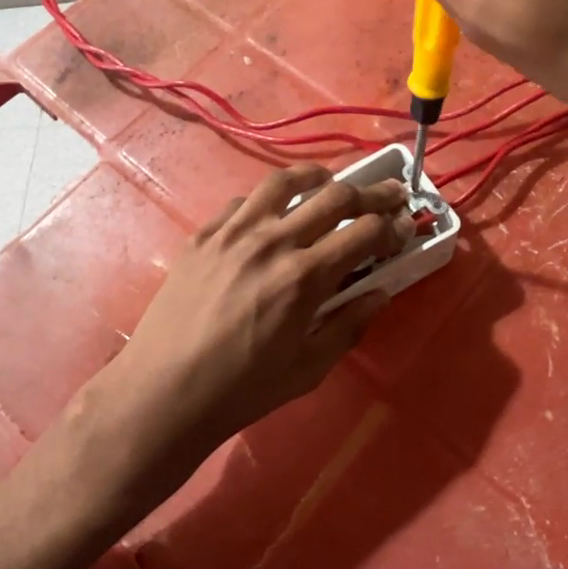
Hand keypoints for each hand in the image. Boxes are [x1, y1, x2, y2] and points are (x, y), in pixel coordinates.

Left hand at [95, 166, 408, 462]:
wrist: (163, 391)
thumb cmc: (241, 389)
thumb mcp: (308, 369)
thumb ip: (349, 325)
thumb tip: (379, 293)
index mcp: (304, 277)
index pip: (364, 232)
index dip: (393, 227)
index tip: (405, 227)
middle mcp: (273, 241)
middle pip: (334, 197)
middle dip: (373, 193)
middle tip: (390, 194)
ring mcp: (233, 232)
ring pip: (285, 182)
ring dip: (319, 178)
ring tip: (332, 183)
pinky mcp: (204, 234)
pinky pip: (243, 201)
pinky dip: (269, 199)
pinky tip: (274, 212)